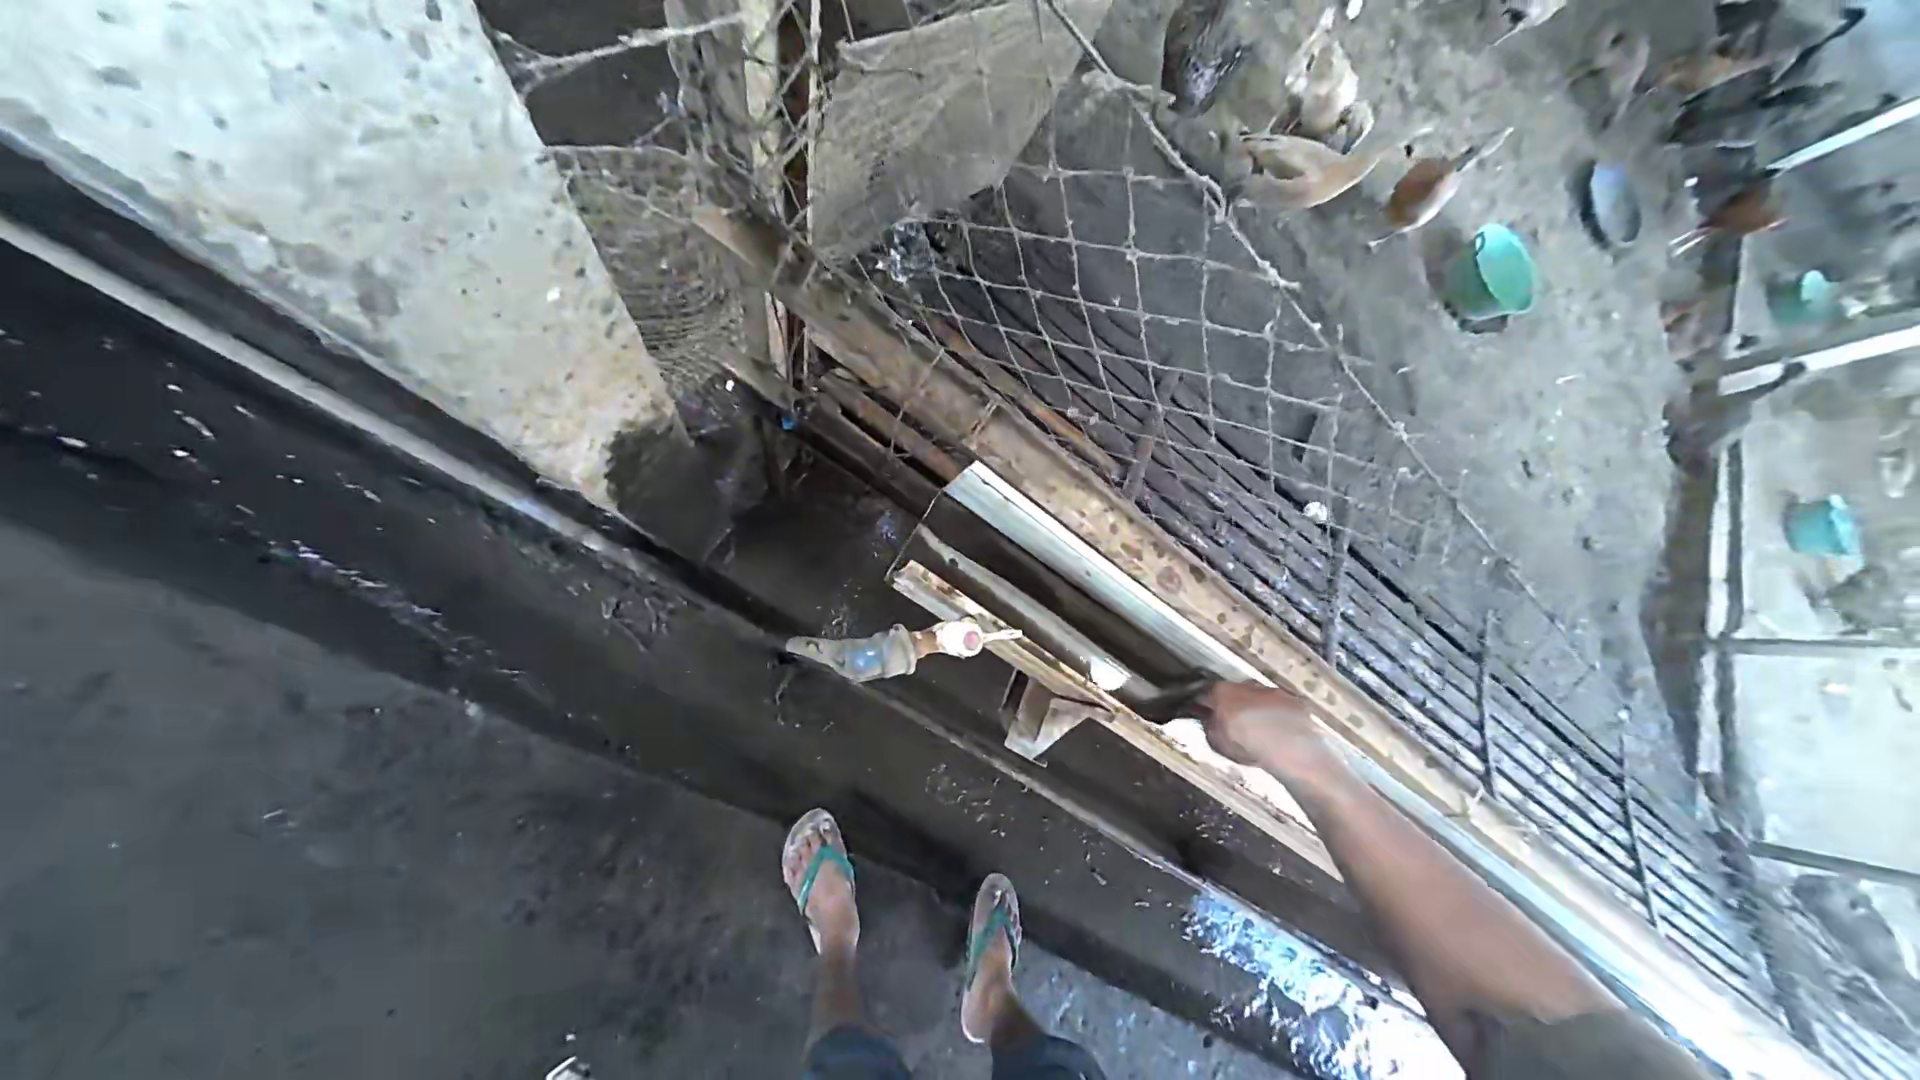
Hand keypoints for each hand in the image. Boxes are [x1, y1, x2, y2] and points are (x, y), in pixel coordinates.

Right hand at [1199, 682, 1347, 782]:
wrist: (1291, 749)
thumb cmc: (1247, 745)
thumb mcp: (1216, 742)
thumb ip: (1208, 726)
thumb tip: (1208, 719)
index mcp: (1221, 691)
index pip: (1203, 692)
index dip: (1202, 703)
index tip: (1202, 713)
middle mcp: (1245, 684)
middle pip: (1232, 692)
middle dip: (1230, 704)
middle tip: (1232, 723)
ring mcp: (1270, 690)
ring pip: (1256, 696)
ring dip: (1253, 708)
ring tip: (1257, 729)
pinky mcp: (1292, 699)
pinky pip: (1277, 705)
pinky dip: (1274, 714)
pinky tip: (1277, 731)